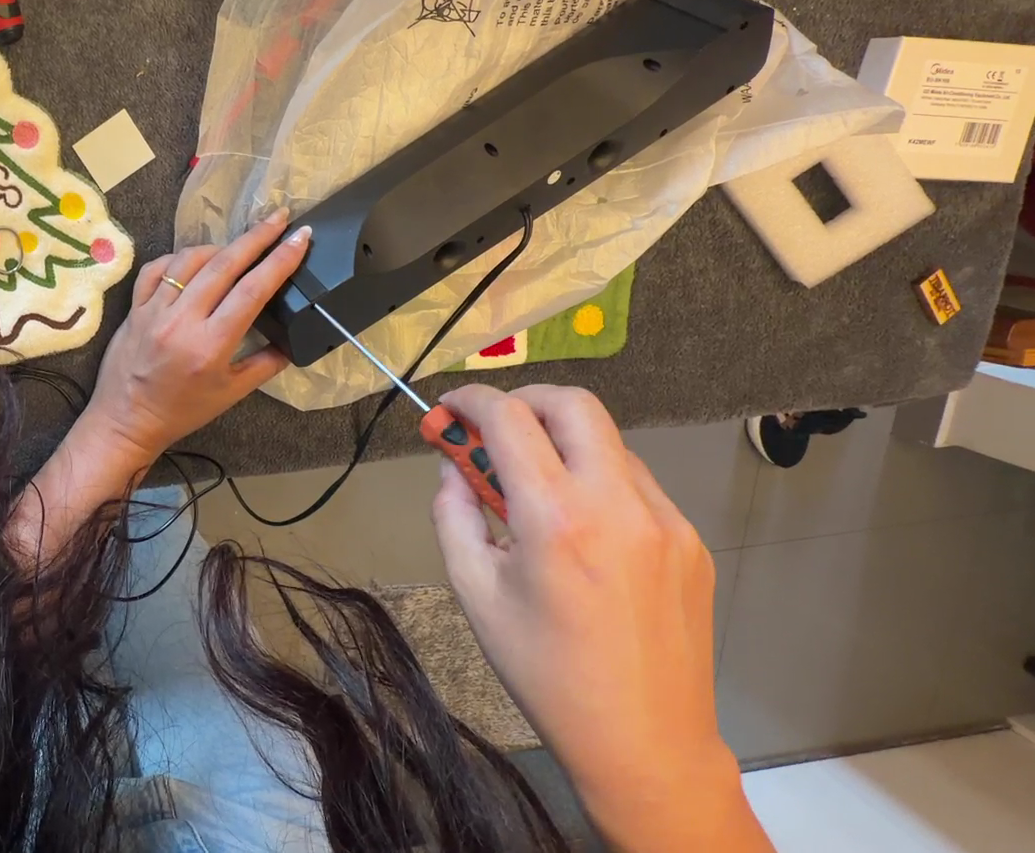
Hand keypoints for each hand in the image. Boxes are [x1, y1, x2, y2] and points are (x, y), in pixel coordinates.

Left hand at [10, 210, 307, 560]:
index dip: (280, 259)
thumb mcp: (232, 394)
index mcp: (211, 344)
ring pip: (188, 261)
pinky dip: (176, 259)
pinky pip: (155, 270)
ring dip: (217, 248)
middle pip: (224, 265)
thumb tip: (291, 341)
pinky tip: (191, 261)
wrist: (126, 421)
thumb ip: (265, 364)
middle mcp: (182, 321)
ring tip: (237, 247)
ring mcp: (154, 311)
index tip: (301, 237)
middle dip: (256, 237)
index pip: (253, 290)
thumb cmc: (182, 411)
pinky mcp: (134, 309)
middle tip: (278, 218)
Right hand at [430, 385, 770, 852]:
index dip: (470, 400)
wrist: (644, 741)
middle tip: (493, 429)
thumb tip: (453, 467)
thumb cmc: (542, 669)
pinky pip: (635, 482)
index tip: (449, 408)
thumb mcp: (474, 590)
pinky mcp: (691, 542)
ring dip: (560, 442)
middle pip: (573, 403)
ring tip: (534, 489)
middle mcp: (618, 505)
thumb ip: (452, 514)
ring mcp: (666, 521)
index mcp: (556, 519)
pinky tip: (579, 526)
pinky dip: (595, 478)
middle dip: (523, 400)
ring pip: (607, 441)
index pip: (509, 419)